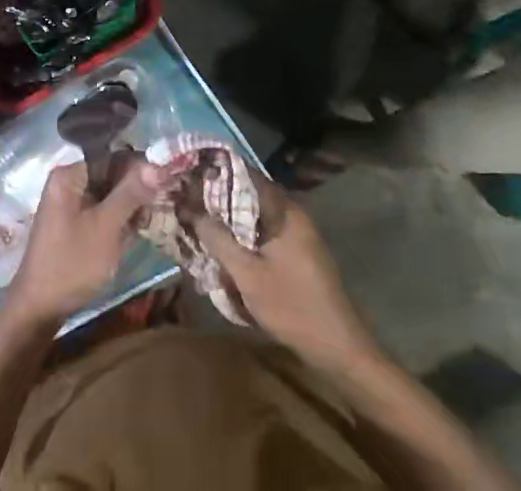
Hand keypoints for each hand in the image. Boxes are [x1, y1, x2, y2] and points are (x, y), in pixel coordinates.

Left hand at [9, 161, 164, 323]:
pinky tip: (132, 234)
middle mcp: (67, 183)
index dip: (140, 168)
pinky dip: (118, 220)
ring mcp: (70, 204)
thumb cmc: (73, 262)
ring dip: (130, 208)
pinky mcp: (74, 223)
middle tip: (158, 209)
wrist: (40, 306)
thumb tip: (157, 165)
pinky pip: (102, 211)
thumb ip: (130, 194)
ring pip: (110, 195)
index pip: (113, 157)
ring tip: (146, 224)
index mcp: (69, 175)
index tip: (166, 184)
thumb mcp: (106, 227)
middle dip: (136, 190)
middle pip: (112, 175)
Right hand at [188, 181, 379, 363]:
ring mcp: (295, 232)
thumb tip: (187, 207)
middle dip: (215, 196)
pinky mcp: (295, 251)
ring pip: (252, 214)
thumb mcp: (246, 273)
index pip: (244, 174)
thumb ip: (217, 237)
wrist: (337, 348)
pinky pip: (260, 231)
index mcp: (284, 210)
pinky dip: (239, 233)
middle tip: (182, 200)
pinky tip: (219, 244)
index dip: (213, 171)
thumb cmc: (292, 306)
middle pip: (247, 193)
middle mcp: (292, 213)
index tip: (185, 174)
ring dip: (226, 218)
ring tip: (194, 220)